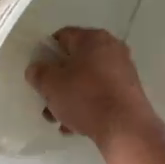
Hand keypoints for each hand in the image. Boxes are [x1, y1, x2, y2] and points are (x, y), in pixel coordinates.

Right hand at [22, 27, 159, 147]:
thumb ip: (38, 73)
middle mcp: (111, 48)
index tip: (37, 72)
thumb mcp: (51, 85)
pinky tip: (75, 125)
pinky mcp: (128, 92)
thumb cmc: (85, 98)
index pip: (62, 37)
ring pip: (86, 81)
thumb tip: (36, 68)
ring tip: (59, 119)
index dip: (45, 53)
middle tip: (47, 99)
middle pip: (75, 61)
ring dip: (69, 97)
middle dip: (58, 81)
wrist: (124, 127)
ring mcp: (122, 70)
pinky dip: (86, 106)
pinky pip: (100, 94)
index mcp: (92, 38)